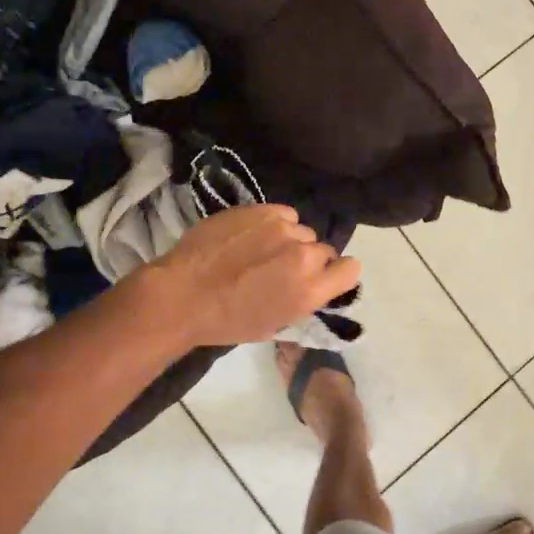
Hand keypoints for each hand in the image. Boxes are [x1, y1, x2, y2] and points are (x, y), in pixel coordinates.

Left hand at [144, 205, 361, 346]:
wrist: (182, 295)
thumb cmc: (226, 321)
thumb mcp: (274, 324)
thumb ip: (302, 300)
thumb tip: (311, 285)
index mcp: (309, 290)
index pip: (351, 269)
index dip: (337, 273)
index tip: (323, 278)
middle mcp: (303, 255)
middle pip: (324, 249)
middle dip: (309, 259)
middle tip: (282, 269)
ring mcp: (282, 229)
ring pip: (302, 230)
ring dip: (290, 240)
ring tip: (262, 251)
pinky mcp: (262, 210)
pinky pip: (283, 214)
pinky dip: (274, 224)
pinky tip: (253, 235)